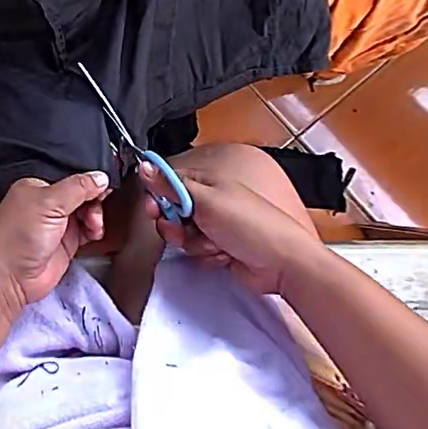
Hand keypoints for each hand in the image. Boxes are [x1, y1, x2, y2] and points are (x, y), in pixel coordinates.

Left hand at [0, 171, 109, 315]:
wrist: (8, 280)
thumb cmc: (18, 237)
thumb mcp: (48, 203)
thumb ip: (77, 187)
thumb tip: (101, 177)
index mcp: (38, 186)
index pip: (70, 174)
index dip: (88, 178)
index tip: (102, 183)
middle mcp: (48, 202)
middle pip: (82, 192)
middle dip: (94, 198)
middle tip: (96, 205)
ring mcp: (58, 222)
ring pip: (88, 210)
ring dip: (96, 214)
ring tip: (93, 223)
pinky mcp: (67, 241)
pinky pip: (88, 229)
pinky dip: (95, 229)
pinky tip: (94, 232)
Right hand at [140, 160, 322, 293]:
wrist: (281, 262)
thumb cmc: (253, 225)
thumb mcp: (207, 201)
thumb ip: (173, 186)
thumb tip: (147, 165)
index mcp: (208, 183)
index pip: (170, 184)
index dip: (158, 197)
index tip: (154, 208)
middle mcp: (210, 202)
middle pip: (173, 213)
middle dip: (176, 226)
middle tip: (185, 229)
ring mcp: (215, 227)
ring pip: (184, 236)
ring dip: (195, 244)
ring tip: (214, 243)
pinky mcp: (219, 249)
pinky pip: (197, 253)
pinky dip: (207, 257)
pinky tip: (224, 255)